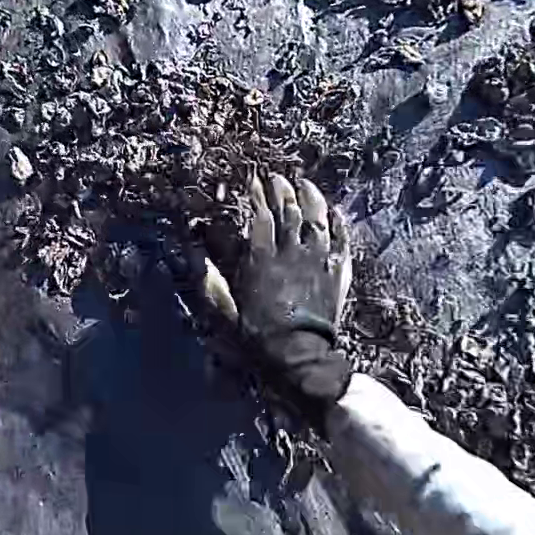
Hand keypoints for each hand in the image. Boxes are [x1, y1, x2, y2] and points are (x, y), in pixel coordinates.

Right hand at [198, 174, 353, 413]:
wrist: (301, 356)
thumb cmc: (258, 333)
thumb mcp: (225, 308)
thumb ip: (211, 279)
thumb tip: (192, 254)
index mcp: (262, 259)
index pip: (261, 216)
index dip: (256, 196)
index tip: (252, 182)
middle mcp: (291, 253)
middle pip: (289, 211)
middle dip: (281, 190)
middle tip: (276, 178)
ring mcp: (318, 261)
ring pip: (317, 219)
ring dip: (310, 198)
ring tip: (304, 184)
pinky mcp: (337, 273)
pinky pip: (342, 241)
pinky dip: (339, 223)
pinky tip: (334, 211)